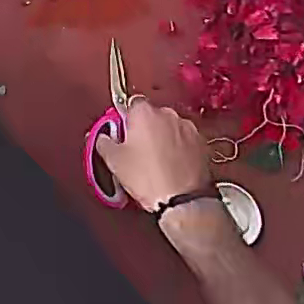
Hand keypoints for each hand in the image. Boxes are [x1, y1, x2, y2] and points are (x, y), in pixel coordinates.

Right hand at [94, 98, 212, 211]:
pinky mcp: (200, 142)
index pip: (131, 103)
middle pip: (151, 114)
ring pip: (169, 127)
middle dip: (145, 129)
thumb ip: (104, 143)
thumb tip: (103, 139)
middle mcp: (167, 114)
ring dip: (164, 138)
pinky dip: (179, 148)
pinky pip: (185, 139)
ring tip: (157, 162)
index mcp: (144, 112)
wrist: (182, 200)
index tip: (123, 132)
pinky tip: (172, 166)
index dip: (126, 119)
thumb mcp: (115, 161)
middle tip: (138, 150)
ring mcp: (186, 127)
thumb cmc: (150, 178)